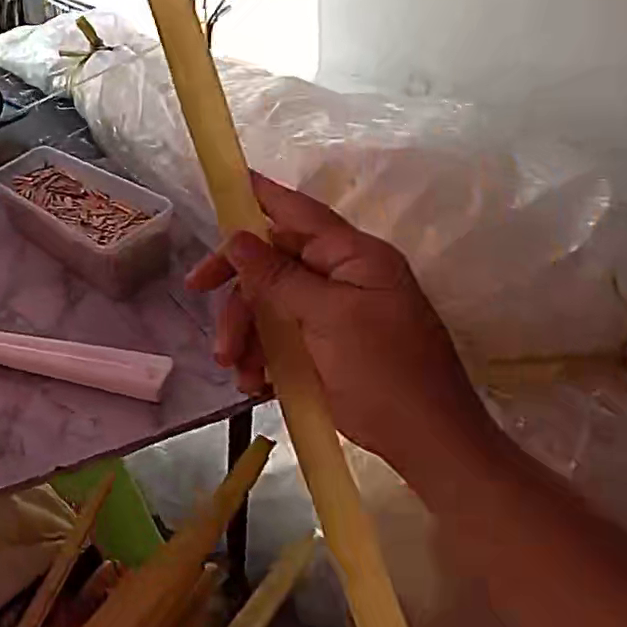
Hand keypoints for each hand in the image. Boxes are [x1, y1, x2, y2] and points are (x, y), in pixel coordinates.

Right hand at [186, 172, 498, 476]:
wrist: (430, 446)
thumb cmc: (385, 372)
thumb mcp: (328, 318)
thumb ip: (279, 276)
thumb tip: (238, 237)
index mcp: (353, 256)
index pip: (300, 213)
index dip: (263, 194)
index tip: (228, 180)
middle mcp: (342, 276)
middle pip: (274, 261)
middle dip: (239, 286)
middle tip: (196, 291)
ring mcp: (333, 313)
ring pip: (271, 303)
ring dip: (246, 331)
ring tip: (236, 368)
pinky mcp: (325, 347)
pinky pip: (282, 337)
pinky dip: (263, 357)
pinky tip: (254, 384)